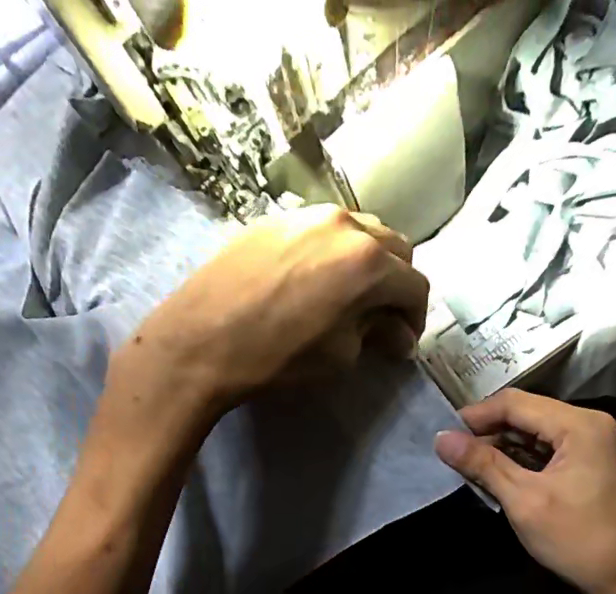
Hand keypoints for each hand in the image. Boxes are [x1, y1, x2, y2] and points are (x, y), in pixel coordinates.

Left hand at [105, 205, 429, 431]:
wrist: (199, 340)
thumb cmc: (277, 356)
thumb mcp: (341, 354)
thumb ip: (376, 334)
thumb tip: (396, 333)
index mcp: (369, 262)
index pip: (415, 286)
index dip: (415, 318)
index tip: (401, 342)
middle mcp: (345, 225)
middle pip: (395, 248)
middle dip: (396, 284)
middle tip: (381, 317)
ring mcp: (307, 214)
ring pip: (359, 231)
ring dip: (367, 261)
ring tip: (349, 294)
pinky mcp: (275, 217)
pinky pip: (322, 229)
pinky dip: (333, 252)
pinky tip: (314, 280)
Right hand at [434, 389, 615, 593]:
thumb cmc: (573, 538)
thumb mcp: (522, 500)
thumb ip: (482, 464)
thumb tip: (440, 439)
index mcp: (579, 424)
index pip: (516, 403)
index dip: (477, 416)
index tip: (444, 435)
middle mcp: (587, 422)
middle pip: (525, 412)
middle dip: (487, 431)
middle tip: (453, 452)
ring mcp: (588, 440)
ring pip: (532, 430)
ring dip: (500, 445)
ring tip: (467, 464)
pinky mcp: (584, 459)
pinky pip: (543, 447)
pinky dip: (518, 457)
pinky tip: (493, 471)